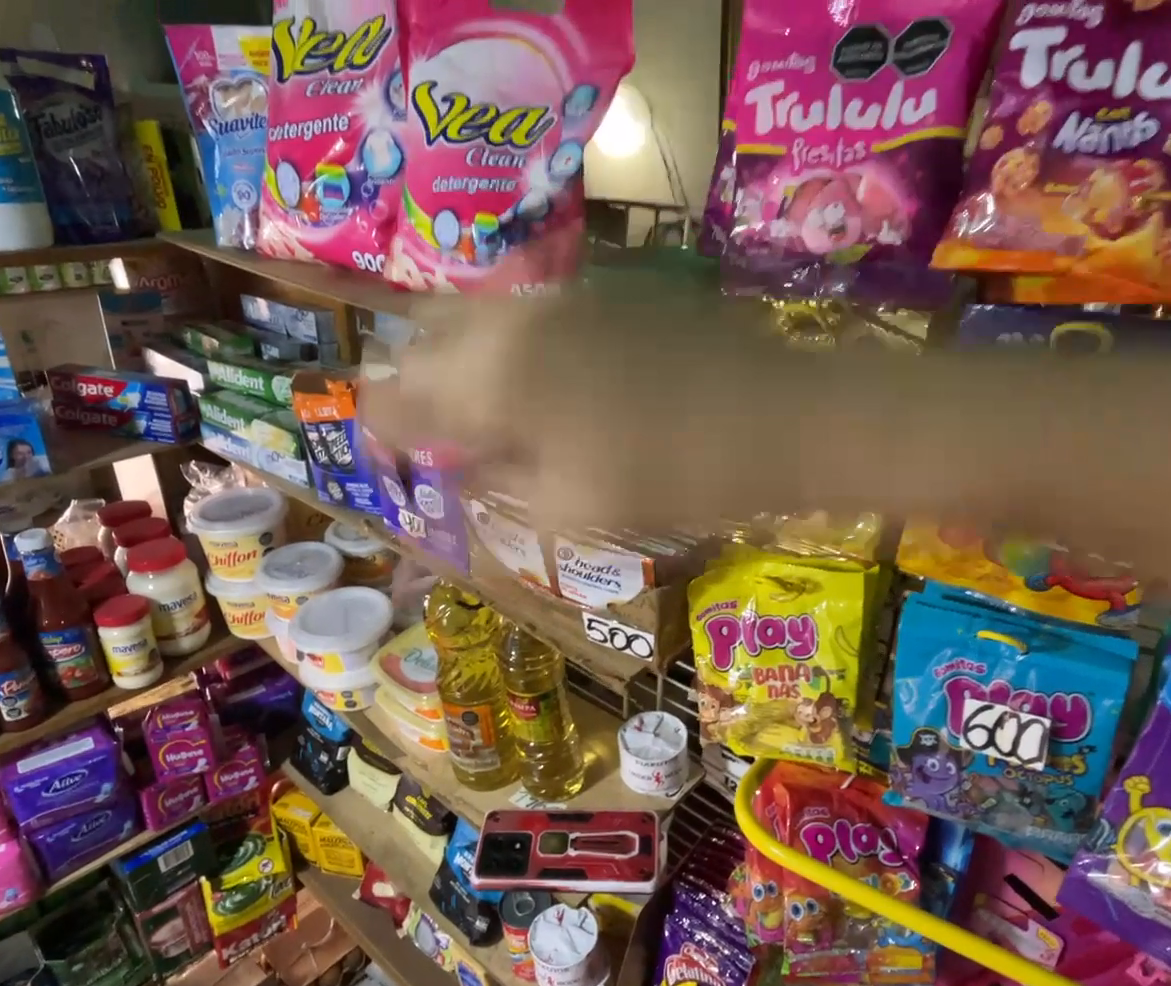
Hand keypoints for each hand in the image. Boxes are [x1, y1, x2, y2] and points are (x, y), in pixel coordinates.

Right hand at [364, 286, 882, 530]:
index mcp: (493, 377)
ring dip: (460, 365)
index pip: (396, 396)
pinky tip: (532, 388)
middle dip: (415, 387)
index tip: (389, 460)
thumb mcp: (575, 506)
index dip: (381, 430)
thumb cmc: (679, 476)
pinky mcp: (602, 295)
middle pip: (426, 341)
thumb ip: (500, 481)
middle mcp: (513, 322)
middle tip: (430, 437)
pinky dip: (506, 350)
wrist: (789, 417)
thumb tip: (460, 467)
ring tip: (477, 417)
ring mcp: (561, 300)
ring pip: (475, 321)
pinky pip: (525, 317)